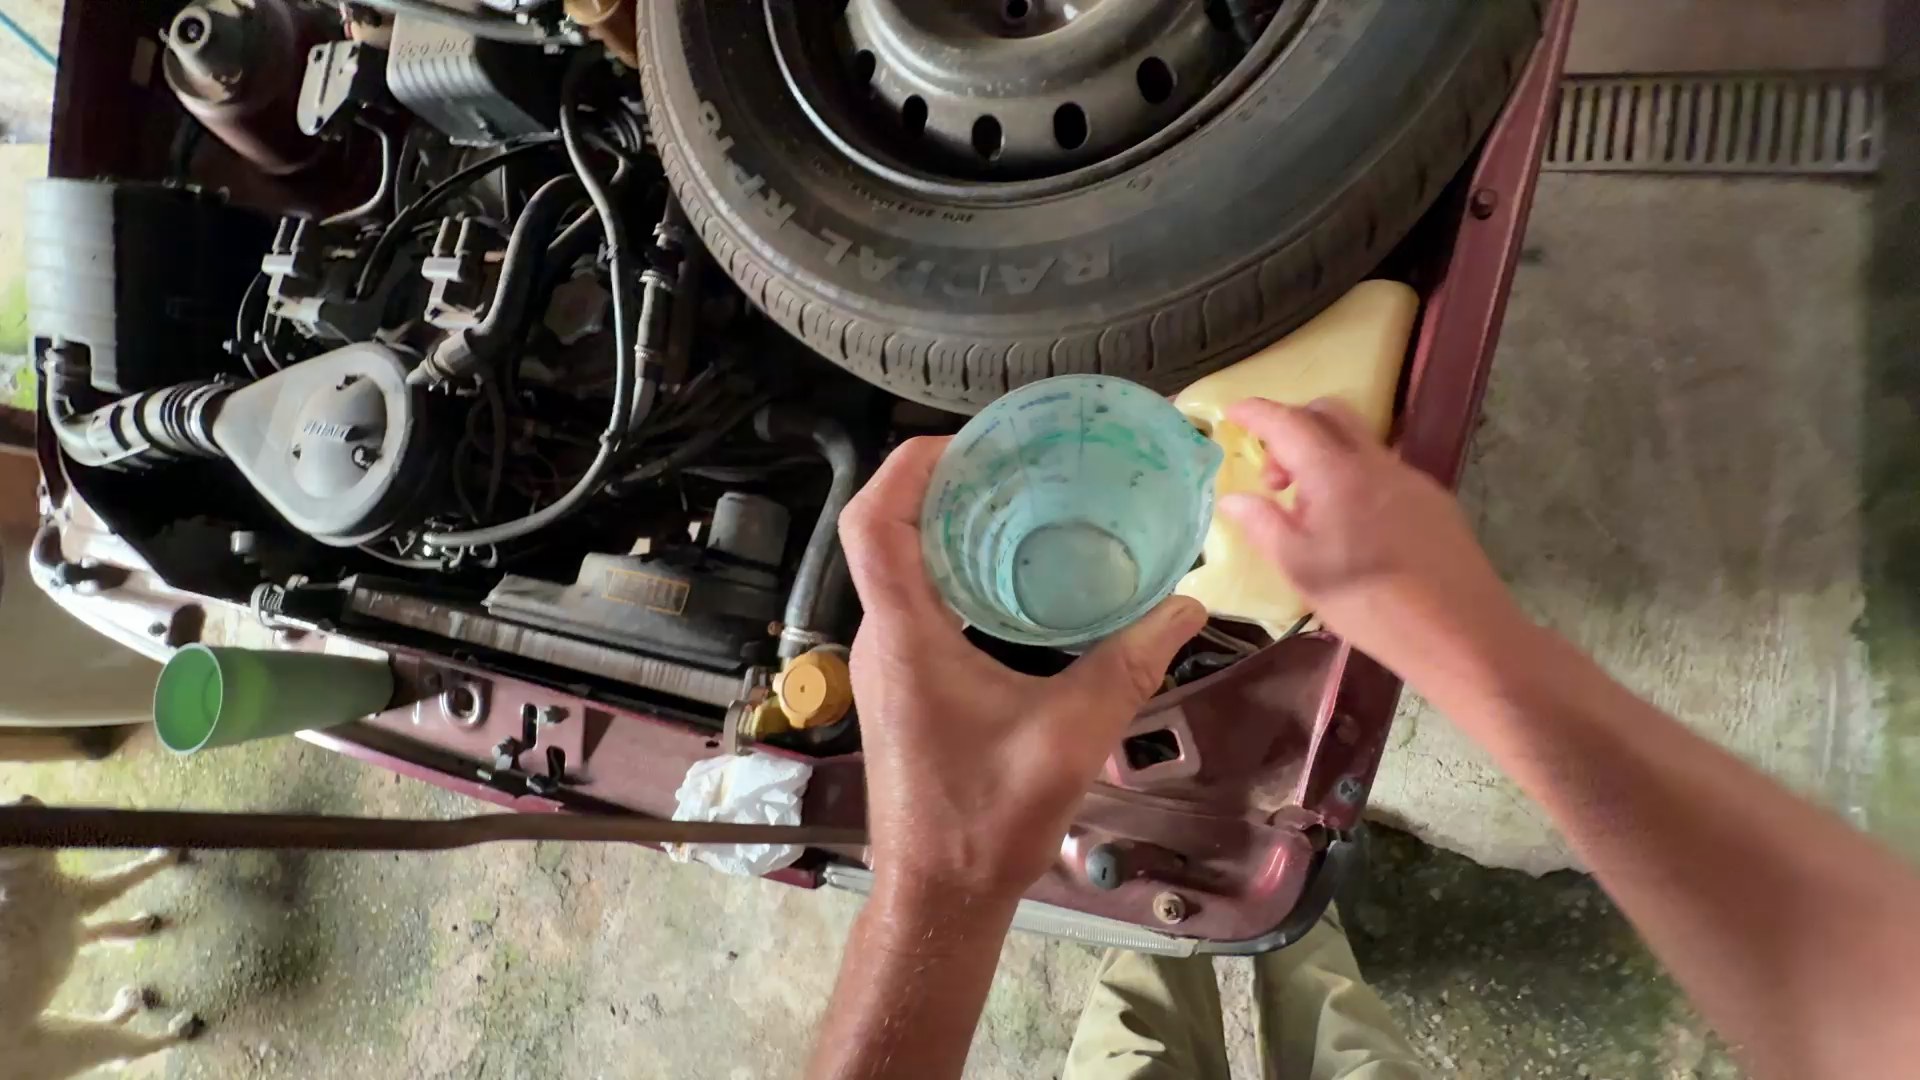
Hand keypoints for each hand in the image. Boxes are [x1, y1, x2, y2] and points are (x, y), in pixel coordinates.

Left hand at [838, 437, 1209, 908]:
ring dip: (945, 522)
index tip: (968, 444)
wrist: (939, 890)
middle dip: (938, 482)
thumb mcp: (1071, 737)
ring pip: (899, 561)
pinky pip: (914, 594)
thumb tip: (1184, 606)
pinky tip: (1009, 571)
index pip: (874, 523)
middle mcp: (883, 634)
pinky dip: (951, 564)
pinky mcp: (900, 673)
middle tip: (1009, 462)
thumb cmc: (989, 819)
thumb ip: (1129, 666)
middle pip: (886, 530)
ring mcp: (886, 655)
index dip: (908, 467)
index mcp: (906, 635)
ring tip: (1014, 500)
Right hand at [1217, 397, 1528, 680]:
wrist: (1462, 634)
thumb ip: (1261, 524)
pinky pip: (1379, 469)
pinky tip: (1347, 527)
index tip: (1231, 412)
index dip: (1256, 412)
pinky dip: (1348, 476)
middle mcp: (1376, 463)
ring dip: (1320, 456)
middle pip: (1329, 413)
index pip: (1289, 423)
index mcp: (1337, 474)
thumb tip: (1233, 498)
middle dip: (1290, 427)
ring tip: (1306, 512)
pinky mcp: (1432, 500)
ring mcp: (1410, 478)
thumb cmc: (1368, 603)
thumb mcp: (1298, 568)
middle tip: (1272, 477)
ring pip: (1356, 442)